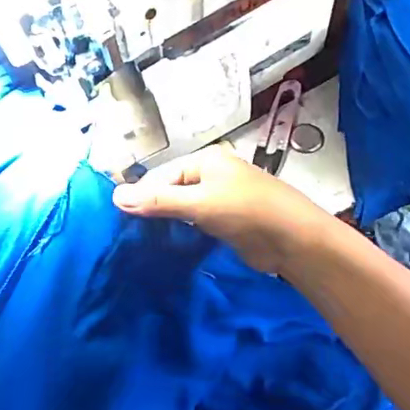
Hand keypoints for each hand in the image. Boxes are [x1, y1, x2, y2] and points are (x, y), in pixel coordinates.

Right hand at [110, 143, 333, 273]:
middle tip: (133, 236)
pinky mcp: (227, 223)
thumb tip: (114, 196)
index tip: (125, 222)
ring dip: (169, 225)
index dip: (143, 197)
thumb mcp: (198, 204)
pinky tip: (170, 248)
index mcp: (206, 161)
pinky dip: (184, 235)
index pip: (161, 177)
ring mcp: (221, 200)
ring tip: (146, 243)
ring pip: (183, 210)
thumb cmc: (247, 212)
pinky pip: (196, 226)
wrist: (295, 241)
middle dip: (155, 211)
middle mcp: (212, 176)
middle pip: (171, 193)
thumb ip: (157, 201)